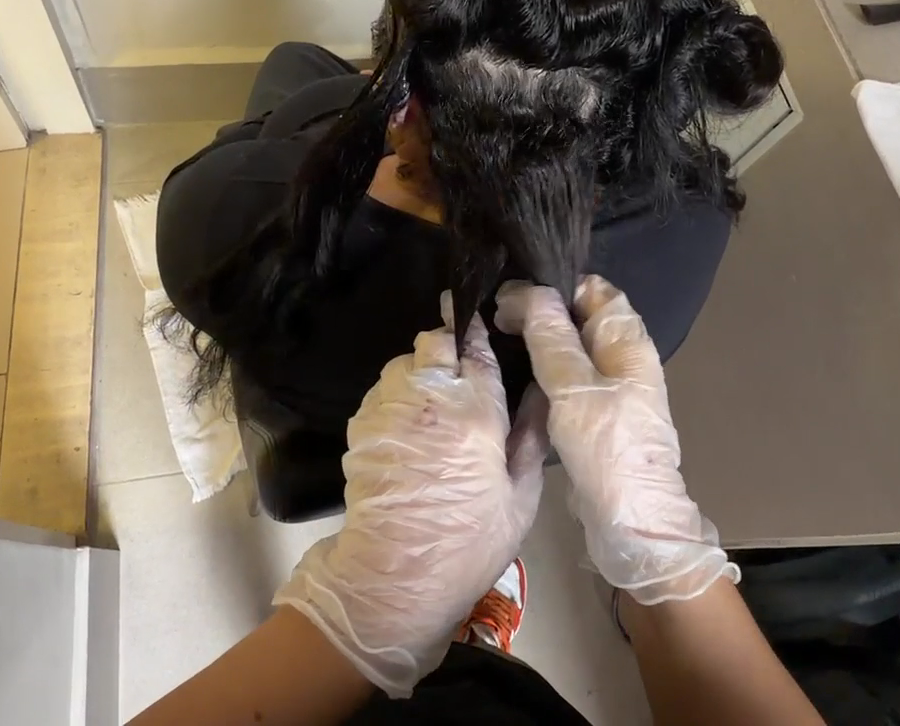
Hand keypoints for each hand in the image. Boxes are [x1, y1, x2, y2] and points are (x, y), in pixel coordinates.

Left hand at [274, 304, 546, 695]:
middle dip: (447, 344)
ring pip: (404, 361)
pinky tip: (406, 424)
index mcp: (476, 410)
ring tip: (431, 400)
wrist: (394, 574)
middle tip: (457, 365)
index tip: (480, 324)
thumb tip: (539, 393)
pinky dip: (396, 395)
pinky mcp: (360, 423)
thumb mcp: (520, 498)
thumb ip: (531, 436)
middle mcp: (430, 395)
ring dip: (419, 370)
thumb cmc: (469, 542)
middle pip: (435, 341)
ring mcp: (389, 406)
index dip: (478, 334)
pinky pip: (382, 389)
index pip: (478, 350)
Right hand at [495, 276, 736, 603]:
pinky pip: (566, 374)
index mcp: (628, 343)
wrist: (630, 522)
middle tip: (495, 313)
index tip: (513, 292)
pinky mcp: (594, 412)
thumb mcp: (573, 387)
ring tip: (497, 334)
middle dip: (540, 308)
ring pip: (570, 345)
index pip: (594, 289)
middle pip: (580, 314)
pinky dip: (542, 366)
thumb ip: (551, 336)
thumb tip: (527, 291)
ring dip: (538, 337)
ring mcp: (609, 387)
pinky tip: (515, 370)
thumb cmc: (607, 448)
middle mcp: (622, 358)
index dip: (555, 284)